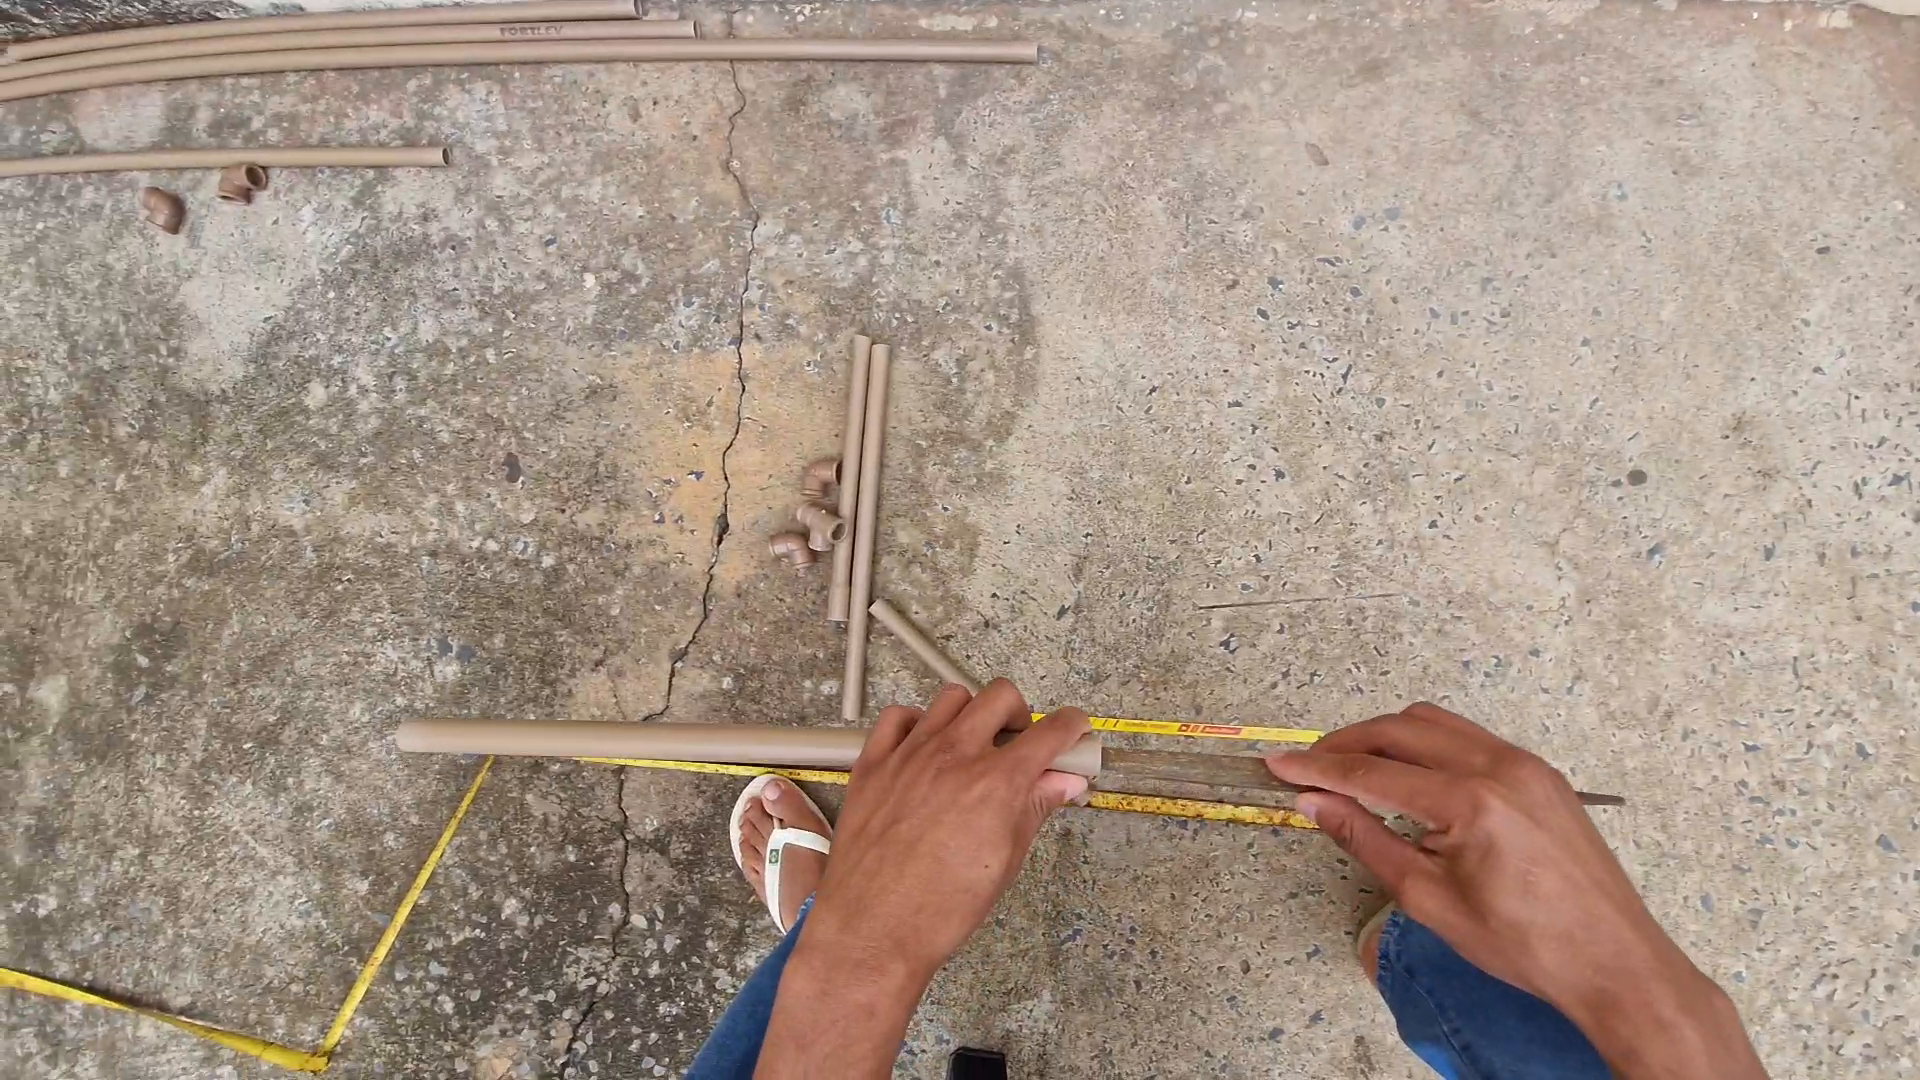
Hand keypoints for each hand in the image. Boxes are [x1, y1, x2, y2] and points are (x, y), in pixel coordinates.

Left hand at [756, 680, 1089, 1078]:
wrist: (873, 929)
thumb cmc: (943, 908)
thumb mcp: (1005, 861)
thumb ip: (1036, 808)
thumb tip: (1066, 782)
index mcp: (996, 781)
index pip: (1049, 731)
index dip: (1071, 726)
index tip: (1074, 730)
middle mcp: (954, 754)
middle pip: (1001, 696)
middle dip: (1020, 713)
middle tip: (1018, 743)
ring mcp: (910, 752)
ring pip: (951, 697)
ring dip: (970, 714)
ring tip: (970, 745)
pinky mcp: (873, 761)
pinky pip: (898, 717)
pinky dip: (917, 723)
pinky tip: (922, 748)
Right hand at [1268, 703, 1765, 1079]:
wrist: (1621, 967)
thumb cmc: (1521, 944)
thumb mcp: (1427, 898)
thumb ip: (1363, 838)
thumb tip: (1311, 802)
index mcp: (1471, 802)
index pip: (1371, 773)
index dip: (1316, 768)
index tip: (1277, 765)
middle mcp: (1498, 766)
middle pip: (1397, 729)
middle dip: (1344, 743)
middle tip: (1310, 766)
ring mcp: (1523, 762)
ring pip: (1429, 720)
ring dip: (1382, 735)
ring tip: (1353, 765)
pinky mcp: (1538, 770)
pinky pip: (1464, 734)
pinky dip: (1422, 741)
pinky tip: (1408, 772)